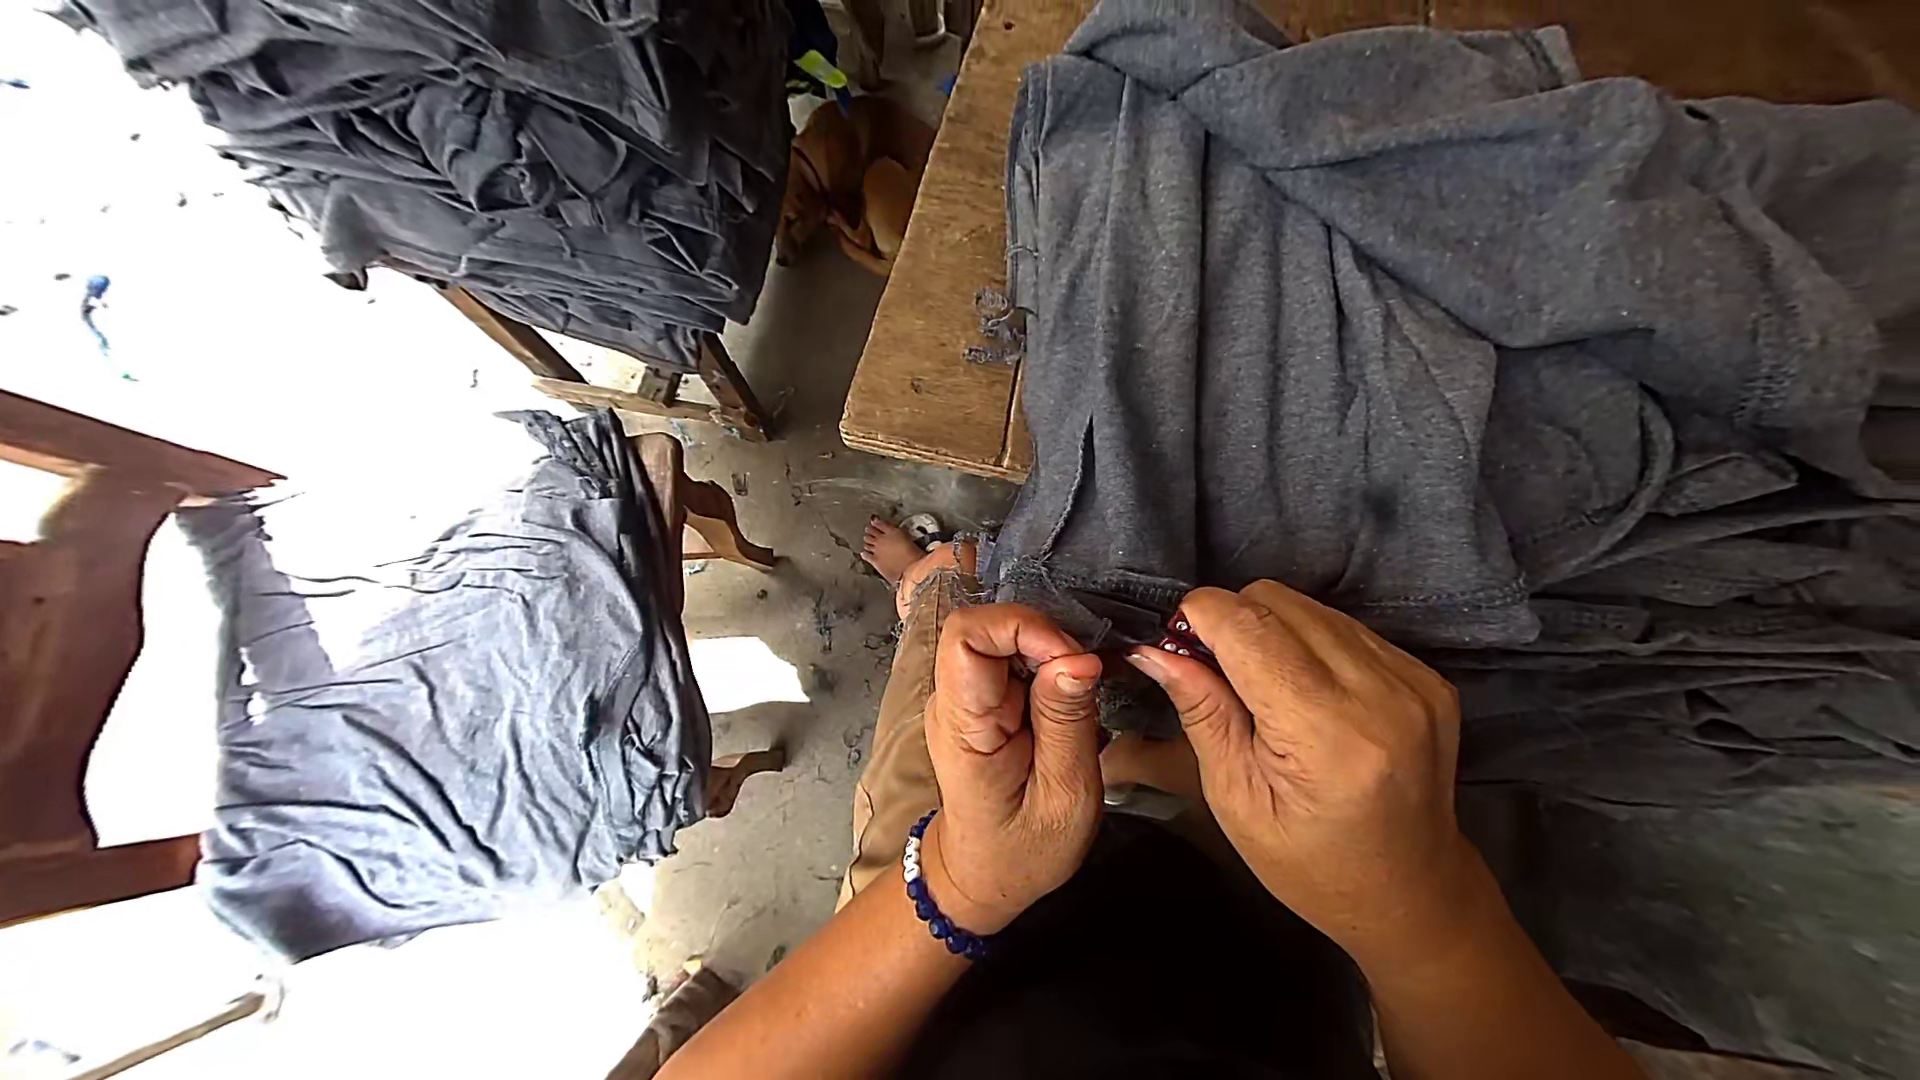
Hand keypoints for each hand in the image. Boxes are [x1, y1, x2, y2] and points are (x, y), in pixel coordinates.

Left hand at [920, 604, 1104, 933]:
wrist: (982, 873)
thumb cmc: (1023, 849)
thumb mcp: (1064, 796)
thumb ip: (1067, 722)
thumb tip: (1079, 656)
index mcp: (962, 722)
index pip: (966, 635)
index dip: (1022, 627)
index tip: (1073, 659)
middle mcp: (951, 698)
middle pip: (985, 628)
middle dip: (1044, 639)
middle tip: (1086, 681)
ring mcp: (961, 696)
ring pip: (1001, 638)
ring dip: (1048, 653)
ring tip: (1079, 696)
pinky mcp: (978, 699)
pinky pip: (1009, 659)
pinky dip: (1045, 665)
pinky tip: (1066, 701)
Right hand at [1124, 581, 1482, 961]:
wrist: (1412, 894)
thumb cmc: (1308, 860)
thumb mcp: (1233, 794)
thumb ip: (1199, 709)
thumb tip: (1150, 649)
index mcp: (1326, 733)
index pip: (1246, 626)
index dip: (1198, 616)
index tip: (1175, 641)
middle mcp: (1379, 694)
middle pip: (1273, 601)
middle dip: (1227, 619)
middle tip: (1211, 665)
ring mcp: (1411, 681)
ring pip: (1305, 604)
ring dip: (1264, 625)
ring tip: (1257, 679)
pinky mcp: (1426, 676)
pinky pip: (1339, 622)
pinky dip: (1303, 638)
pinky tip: (1300, 682)